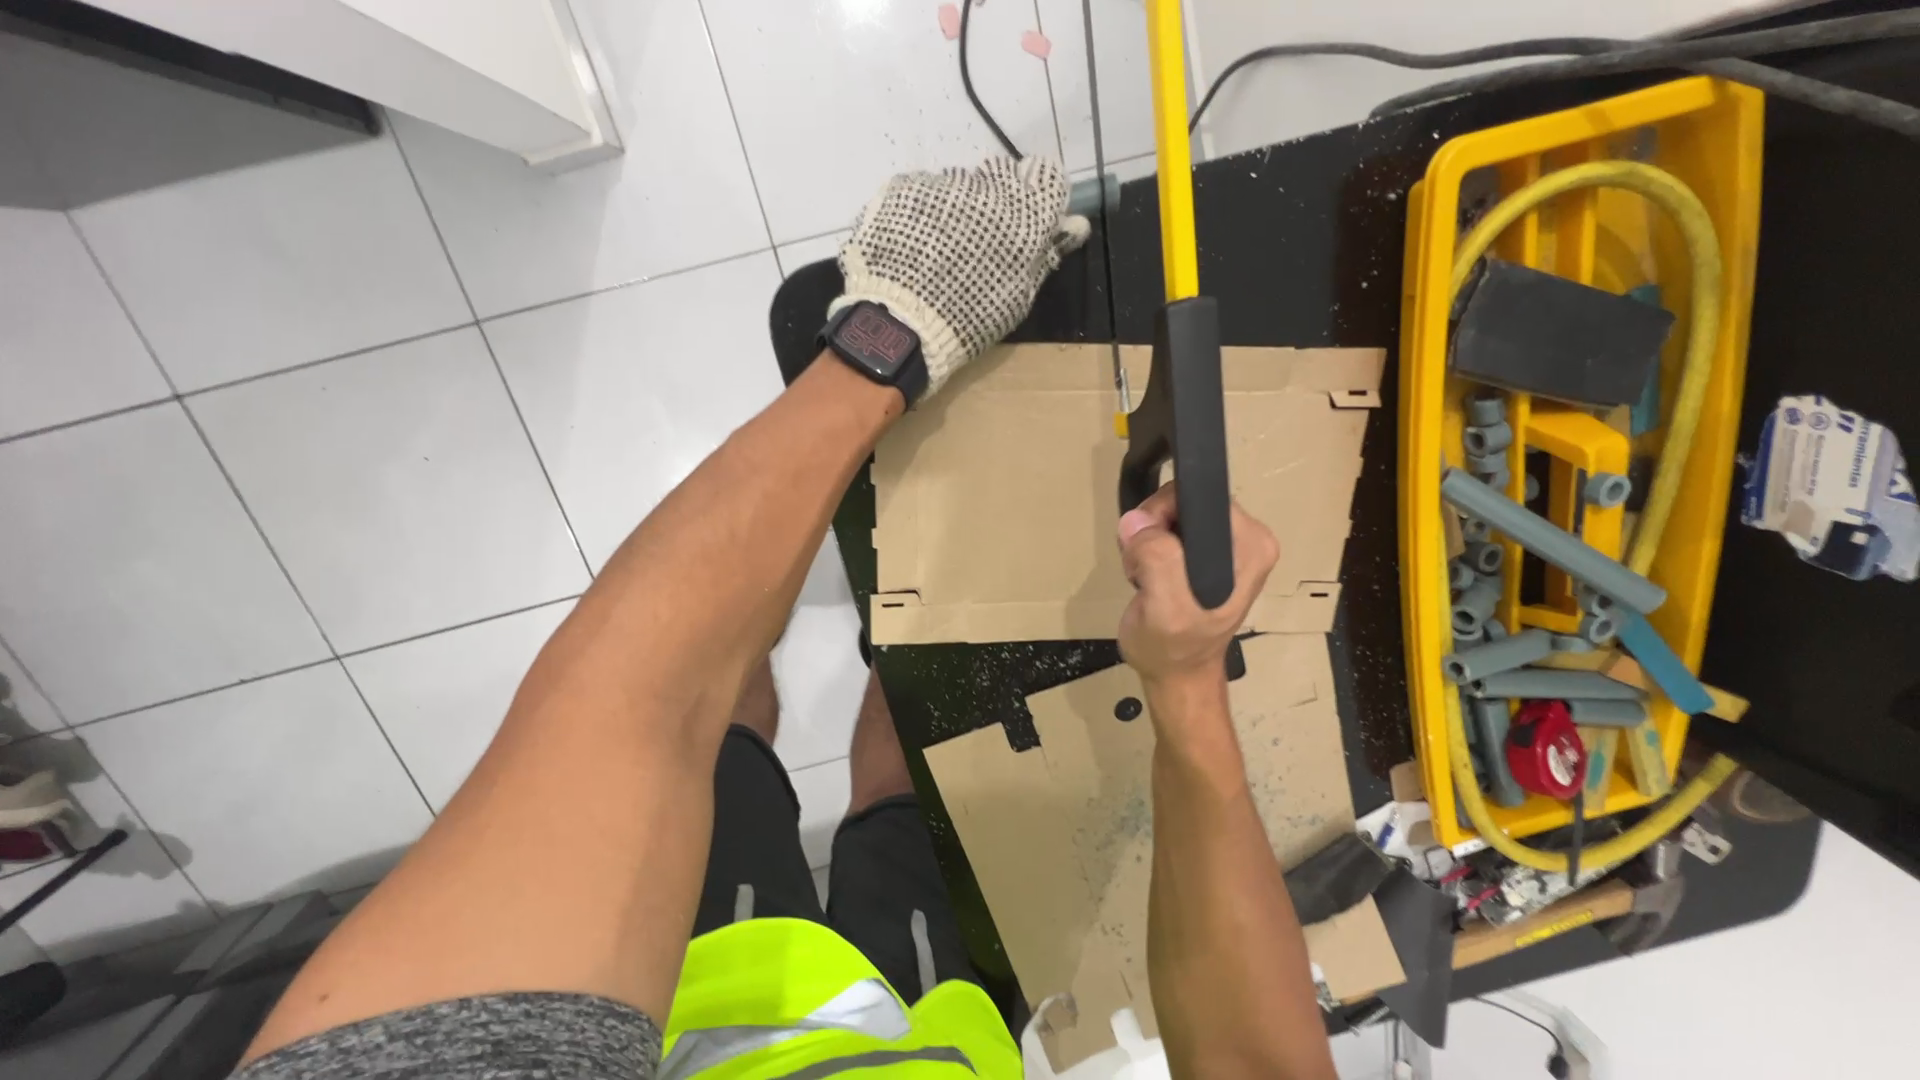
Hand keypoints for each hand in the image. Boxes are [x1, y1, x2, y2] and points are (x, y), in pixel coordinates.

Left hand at [833, 156, 1089, 399]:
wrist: (902, 321)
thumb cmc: (970, 319)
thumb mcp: (1017, 297)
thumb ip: (1043, 255)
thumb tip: (1074, 225)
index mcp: (1026, 215)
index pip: (1048, 175)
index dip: (1037, 193)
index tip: (1026, 215)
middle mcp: (989, 187)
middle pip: (1001, 172)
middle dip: (994, 197)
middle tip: (978, 237)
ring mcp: (945, 184)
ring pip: (958, 183)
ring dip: (954, 206)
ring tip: (936, 247)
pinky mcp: (907, 187)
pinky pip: (921, 192)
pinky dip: (919, 212)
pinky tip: (909, 245)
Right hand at [1117, 484, 1279, 691]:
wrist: (1176, 675)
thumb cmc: (1172, 648)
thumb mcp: (1164, 607)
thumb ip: (1156, 558)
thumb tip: (1136, 522)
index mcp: (1250, 545)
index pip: (1200, 497)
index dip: (1164, 513)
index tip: (1147, 547)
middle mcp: (1246, 538)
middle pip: (1184, 501)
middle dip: (1153, 528)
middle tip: (1143, 567)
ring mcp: (1226, 546)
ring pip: (1170, 513)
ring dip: (1147, 540)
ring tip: (1146, 576)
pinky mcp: (1204, 553)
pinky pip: (1166, 528)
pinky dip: (1148, 547)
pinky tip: (1148, 576)